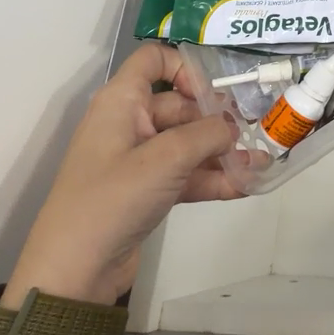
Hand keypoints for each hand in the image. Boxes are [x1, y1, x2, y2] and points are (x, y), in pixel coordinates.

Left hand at [3, 42, 246, 307]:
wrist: (74, 274)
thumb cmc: (113, 199)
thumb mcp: (167, 159)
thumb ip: (208, 135)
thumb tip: (231, 129)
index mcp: (121, 102)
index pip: (153, 60)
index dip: (184, 67)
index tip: (210, 93)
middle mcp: (129, 123)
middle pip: (180, 105)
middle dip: (216, 118)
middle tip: (252, 131)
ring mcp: (137, 160)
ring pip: (187, 142)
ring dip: (222, 152)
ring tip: (260, 162)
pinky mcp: (146, 191)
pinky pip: (186, 173)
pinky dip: (212, 177)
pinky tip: (246, 185)